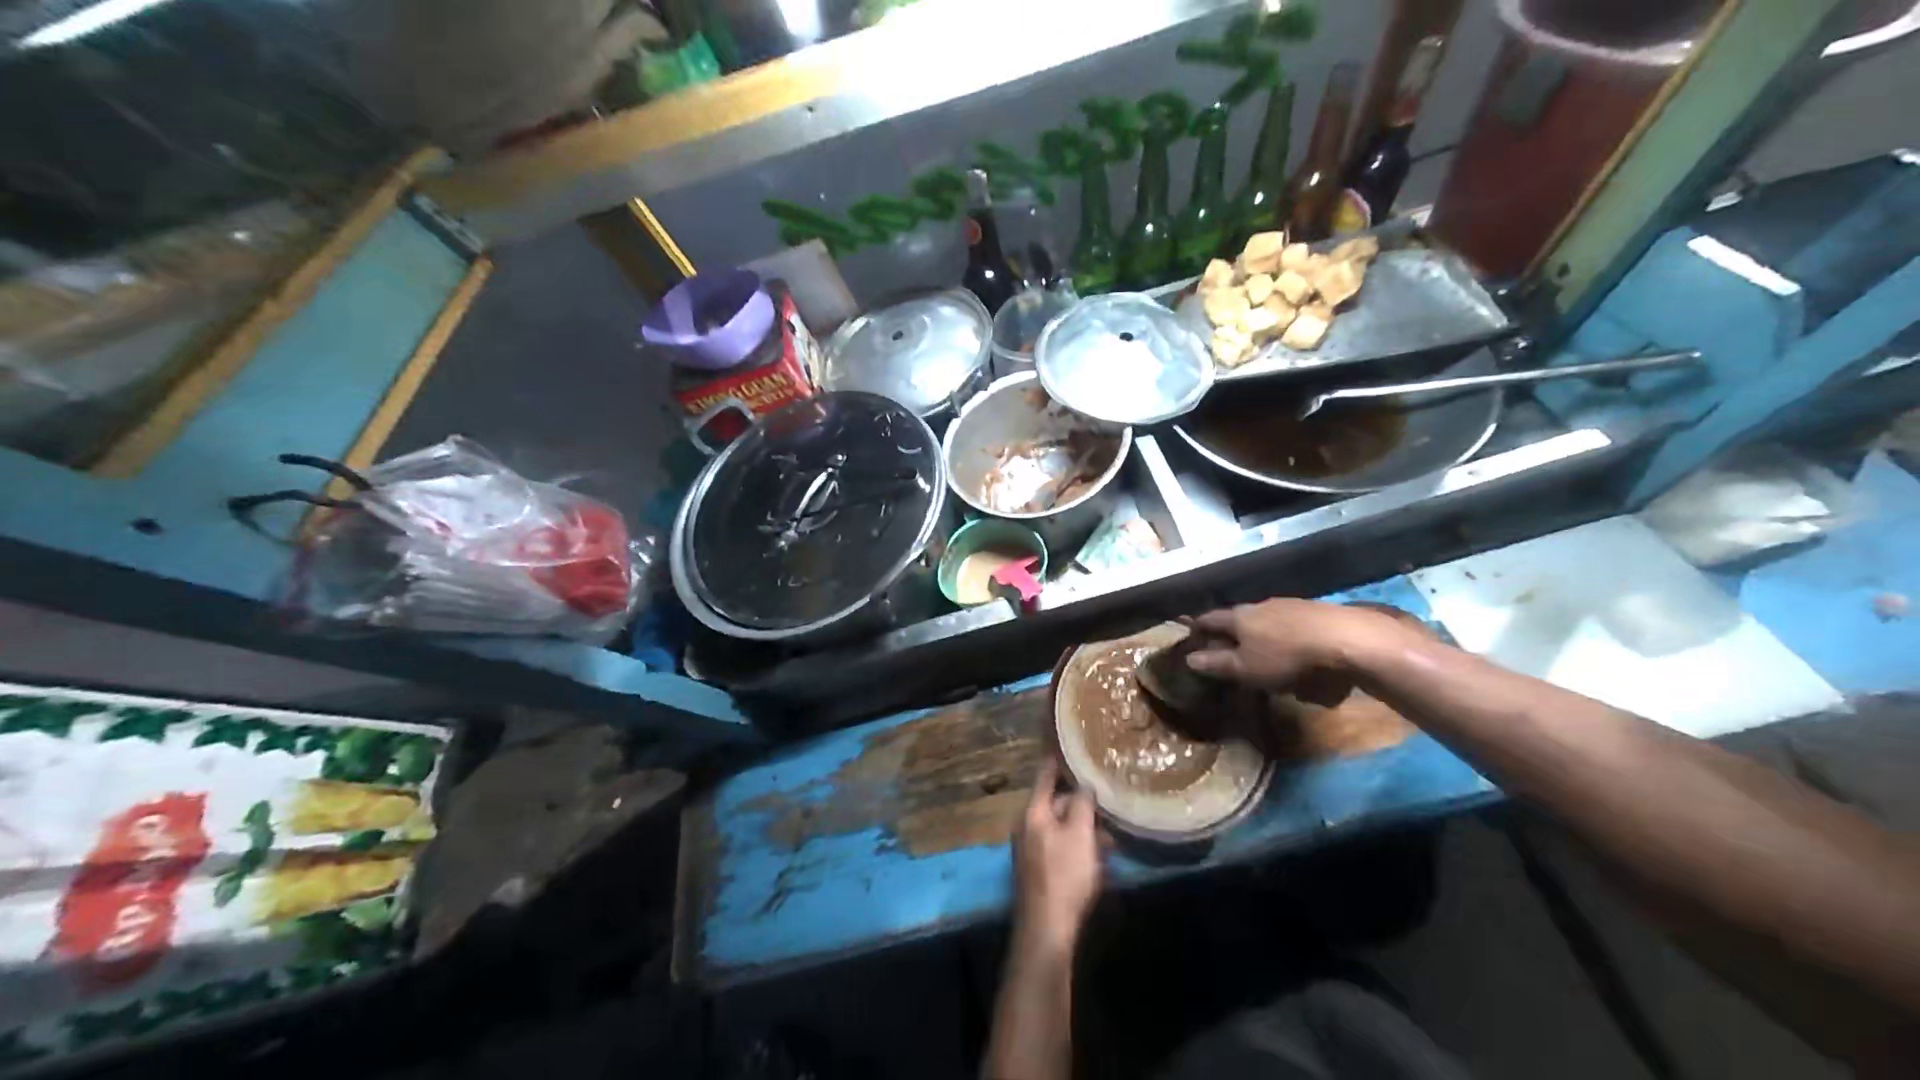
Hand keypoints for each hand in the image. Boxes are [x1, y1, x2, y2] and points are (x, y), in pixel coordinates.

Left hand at [1012, 760, 1102, 952]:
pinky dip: (1076, 844)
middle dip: (1080, 802)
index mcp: (1033, 811)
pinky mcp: (1037, 868)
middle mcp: (1026, 824)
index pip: (1045, 775)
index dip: (1058, 760)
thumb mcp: (1080, 834)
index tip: (1070, 746)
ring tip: (1110, 836)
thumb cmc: (1065, 874)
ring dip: (1083, 827)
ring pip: (1059, 826)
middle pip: (1054, 802)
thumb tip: (1083, 784)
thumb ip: (1081, 804)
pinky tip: (1097, 857)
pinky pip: (1058, 845)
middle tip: (1106, 801)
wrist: (1047, 928)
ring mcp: (1029, 847)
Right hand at [1184, 598, 1404, 692]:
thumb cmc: (1285, 657)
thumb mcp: (1245, 669)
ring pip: (1268, 621)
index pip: (1209, 618)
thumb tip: (1189, 658)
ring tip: (1269, 658)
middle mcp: (1261, 605)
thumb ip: (1217, 664)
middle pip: (1240, 618)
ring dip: (1265, 637)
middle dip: (1234, 633)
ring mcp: (1291, 606)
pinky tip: (1301, 657)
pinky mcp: (1317, 612)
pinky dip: (1290, 640)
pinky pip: (1294, 627)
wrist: (1345, 639)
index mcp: (1239, 616)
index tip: (1192, 635)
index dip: (1198, 627)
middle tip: (1231, 652)